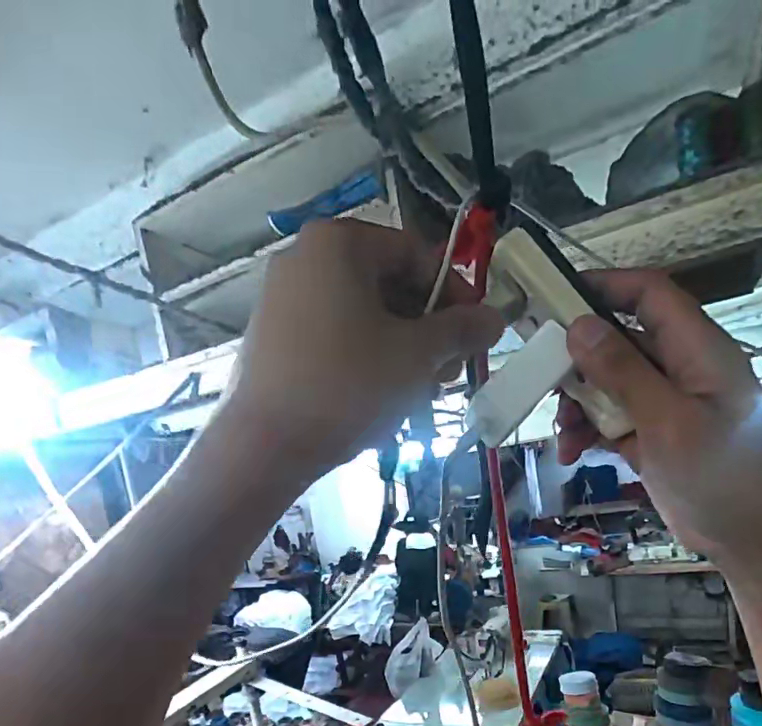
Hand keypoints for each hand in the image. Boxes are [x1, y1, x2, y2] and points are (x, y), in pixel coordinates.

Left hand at [216, 220, 505, 475]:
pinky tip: (382, 395)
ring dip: (403, 347)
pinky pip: (337, 335)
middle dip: (428, 328)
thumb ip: (461, 330)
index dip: (456, 294)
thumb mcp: (417, 356)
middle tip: (449, 371)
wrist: (266, 444)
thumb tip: (496, 318)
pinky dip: (368, 357)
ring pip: (364, 314)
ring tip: (420, 390)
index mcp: (339, 244)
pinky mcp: (275, 337)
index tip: (476, 333)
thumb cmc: (348, 385)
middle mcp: (305, 258)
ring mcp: (284, 298)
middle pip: (389, 284)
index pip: (417, 254)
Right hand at [555, 270, 761, 568]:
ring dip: (579, 406)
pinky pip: (613, 424)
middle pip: (619, 343)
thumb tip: (579, 326)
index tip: (555, 298)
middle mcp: (680, 370)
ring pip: (610, 387)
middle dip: (579, 362)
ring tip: (562, 437)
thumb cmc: (726, 476)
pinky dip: (590, 435)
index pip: (649, 296)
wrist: (761, 542)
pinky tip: (572, 455)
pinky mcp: (656, 441)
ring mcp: (667, 408)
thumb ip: (625, 373)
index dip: (604, 287)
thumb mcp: (670, 422)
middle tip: (545, 384)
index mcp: (696, 350)